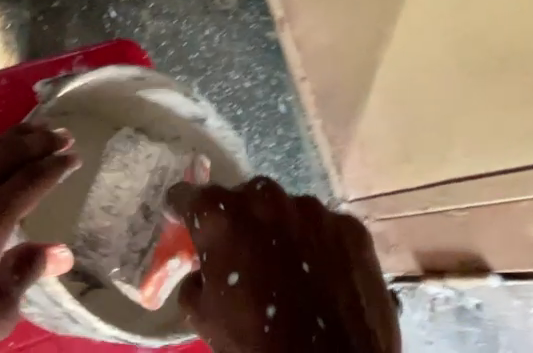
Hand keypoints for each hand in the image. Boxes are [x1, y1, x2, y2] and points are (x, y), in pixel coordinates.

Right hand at [166, 179, 398, 352]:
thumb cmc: (257, 345)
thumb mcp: (202, 317)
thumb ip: (193, 279)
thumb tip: (202, 271)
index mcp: (219, 213)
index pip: (186, 195)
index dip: (182, 210)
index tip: (184, 222)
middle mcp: (262, 197)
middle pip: (240, 199)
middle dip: (238, 221)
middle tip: (244, 256)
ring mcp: (311, 209)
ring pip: (285, 210)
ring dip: (280, 230)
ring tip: (290, 268)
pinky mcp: (351, 229)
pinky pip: (325, 228)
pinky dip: (319, 245)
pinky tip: (323, 275)